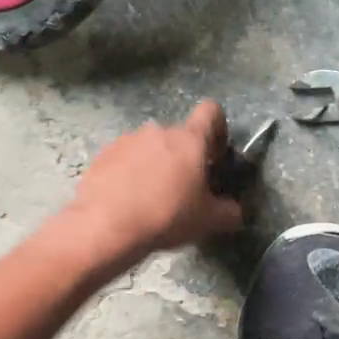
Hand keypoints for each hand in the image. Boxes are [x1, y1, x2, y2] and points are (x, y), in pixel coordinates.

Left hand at [57, 101, 245, 259]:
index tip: (215, 155)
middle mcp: (158, 131)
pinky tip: (130, 201)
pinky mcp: (103, 155)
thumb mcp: (209, 220)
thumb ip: (229, 212)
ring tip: (153, 198)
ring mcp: (127, 140)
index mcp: (190, 140)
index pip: (211, 112)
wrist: (106, 226)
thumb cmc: (167, 215)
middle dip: (185, 158)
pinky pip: (126, 159)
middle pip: (179, 136)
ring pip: (151, 148)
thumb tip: (234, 211)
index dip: (218, 128)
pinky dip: (131, 174)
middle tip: (186, 190)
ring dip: (157, 165)